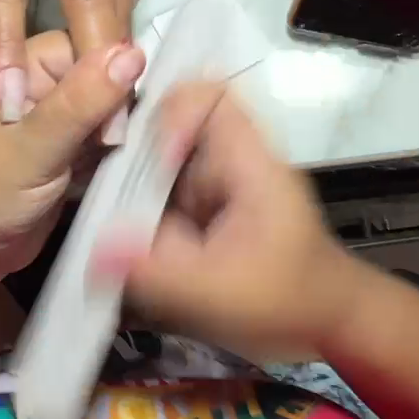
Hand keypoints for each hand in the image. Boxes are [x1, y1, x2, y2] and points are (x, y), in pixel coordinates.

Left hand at [0, 31, 145, 287]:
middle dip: (118, 102)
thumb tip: (133, 51)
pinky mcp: (66, 152)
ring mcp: (51, 121)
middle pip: (98, 73)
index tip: (125, 109)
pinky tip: (126, 163)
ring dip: (121, 128)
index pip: (79, 43)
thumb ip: (80, 103)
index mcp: (11, 69)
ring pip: (105, 107)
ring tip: (122, 154)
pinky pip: (103, 137)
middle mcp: (33, 86)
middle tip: (119, 140)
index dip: (109, 69)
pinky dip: (117, 149)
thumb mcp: (32, 150)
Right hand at [93, 83, 369, 362]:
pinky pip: (158, 183)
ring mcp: (214, 180)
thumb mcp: (220, 294)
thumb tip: (93, 248)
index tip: (137, 153)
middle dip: (129, 143)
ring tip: (96, 204)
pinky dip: (131, 197)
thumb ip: (158, 273)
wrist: (325, 323)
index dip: (168, 110)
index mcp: (249, 164)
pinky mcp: (201, 202)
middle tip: (93, 177)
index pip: (210, 96)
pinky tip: (111, 224)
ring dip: (125, 173)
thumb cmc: (288, 304)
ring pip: (158, 152)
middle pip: (172, 119)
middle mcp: (230, 161)